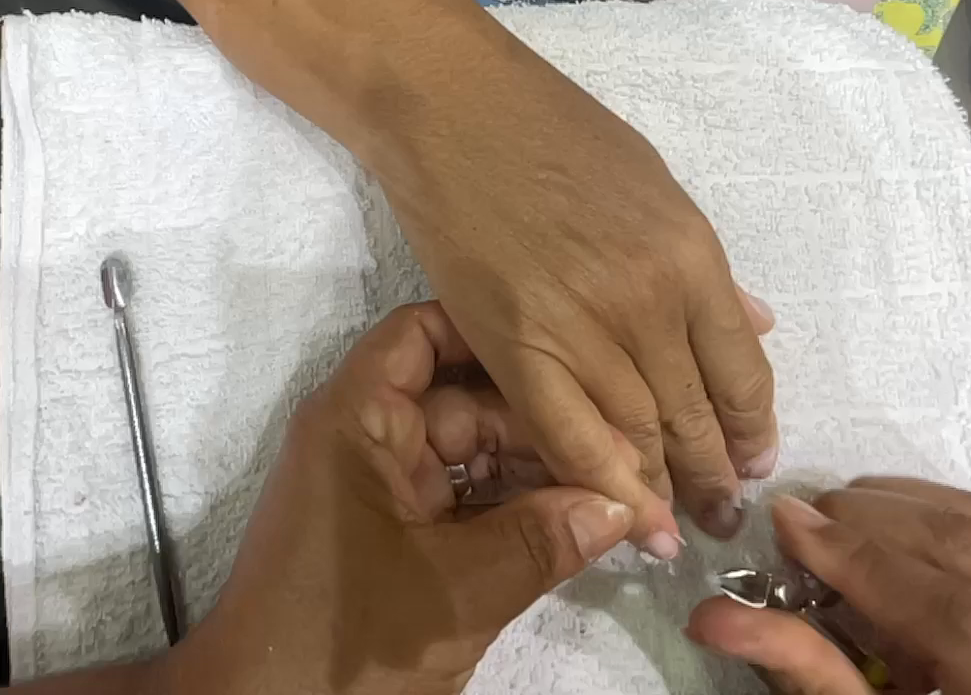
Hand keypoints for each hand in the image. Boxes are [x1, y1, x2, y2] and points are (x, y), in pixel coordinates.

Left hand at [162, 303, 633, 694]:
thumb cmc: (344, 641)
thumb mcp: (452, 593)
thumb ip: (539, 541)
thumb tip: (624, 503)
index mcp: (358, 415)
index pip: (421, 332)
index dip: (488, 328)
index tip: (565, 342)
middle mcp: (369, 431)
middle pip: (462, 393)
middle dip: (538, 417)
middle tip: (626, 440)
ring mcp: (382, 477)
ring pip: (469, 446)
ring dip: (533, 465)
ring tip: (619, 478)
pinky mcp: (396, 521)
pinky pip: (461, 490)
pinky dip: (511, 501)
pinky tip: (577, 514)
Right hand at [380, 55, 777, 550]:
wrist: (451, 109)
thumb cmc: (547, 126)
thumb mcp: (648, 180)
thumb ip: (699, 263)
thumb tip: (754, 323)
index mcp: (689, 255)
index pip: (741, 373)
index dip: (750, 430)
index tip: (748, 461)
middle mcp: (647, 305)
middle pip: (693, 417)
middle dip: (711, 476)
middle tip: (715, 513)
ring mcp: (579, 329)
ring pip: (636, 436)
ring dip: (660, 488)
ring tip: (670, 522)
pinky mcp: (510, 345)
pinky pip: (566, 434)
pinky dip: (599, 484)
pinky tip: (622, 518)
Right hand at [686, 480, 970, 694]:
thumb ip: (807, 673)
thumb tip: (708, 616)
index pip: (955, 613)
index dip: (859, 558)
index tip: (782, 522)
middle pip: (970, 547)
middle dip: (867, 519)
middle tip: (797, 526)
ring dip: (896, 504)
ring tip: (833, 520)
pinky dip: (933, 510)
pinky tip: (887, 524)